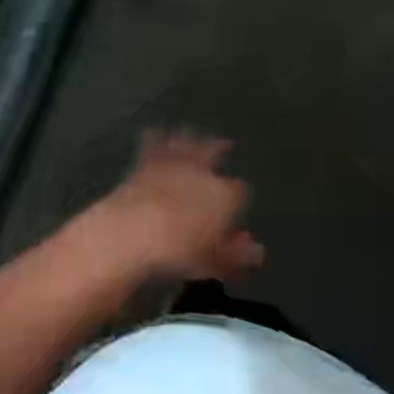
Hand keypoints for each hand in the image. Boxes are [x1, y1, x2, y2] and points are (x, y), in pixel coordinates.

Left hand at [85, 130, 264, 281]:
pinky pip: (153, 144)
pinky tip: (152, 132)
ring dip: (189, 138)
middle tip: (224, 143)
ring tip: (191, 132)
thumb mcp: (217, 262)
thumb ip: (239, 254)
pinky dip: (154, 138)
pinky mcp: (146, 162)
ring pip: (185, 143)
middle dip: (219, 148)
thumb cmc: (182, 249)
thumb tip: (255, 250)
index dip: (238, 196)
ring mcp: (172, 163)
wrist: (138, 227)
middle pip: (214, 153)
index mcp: (224, 194)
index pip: (239, 190)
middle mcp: (200, 171)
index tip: (237, 201)